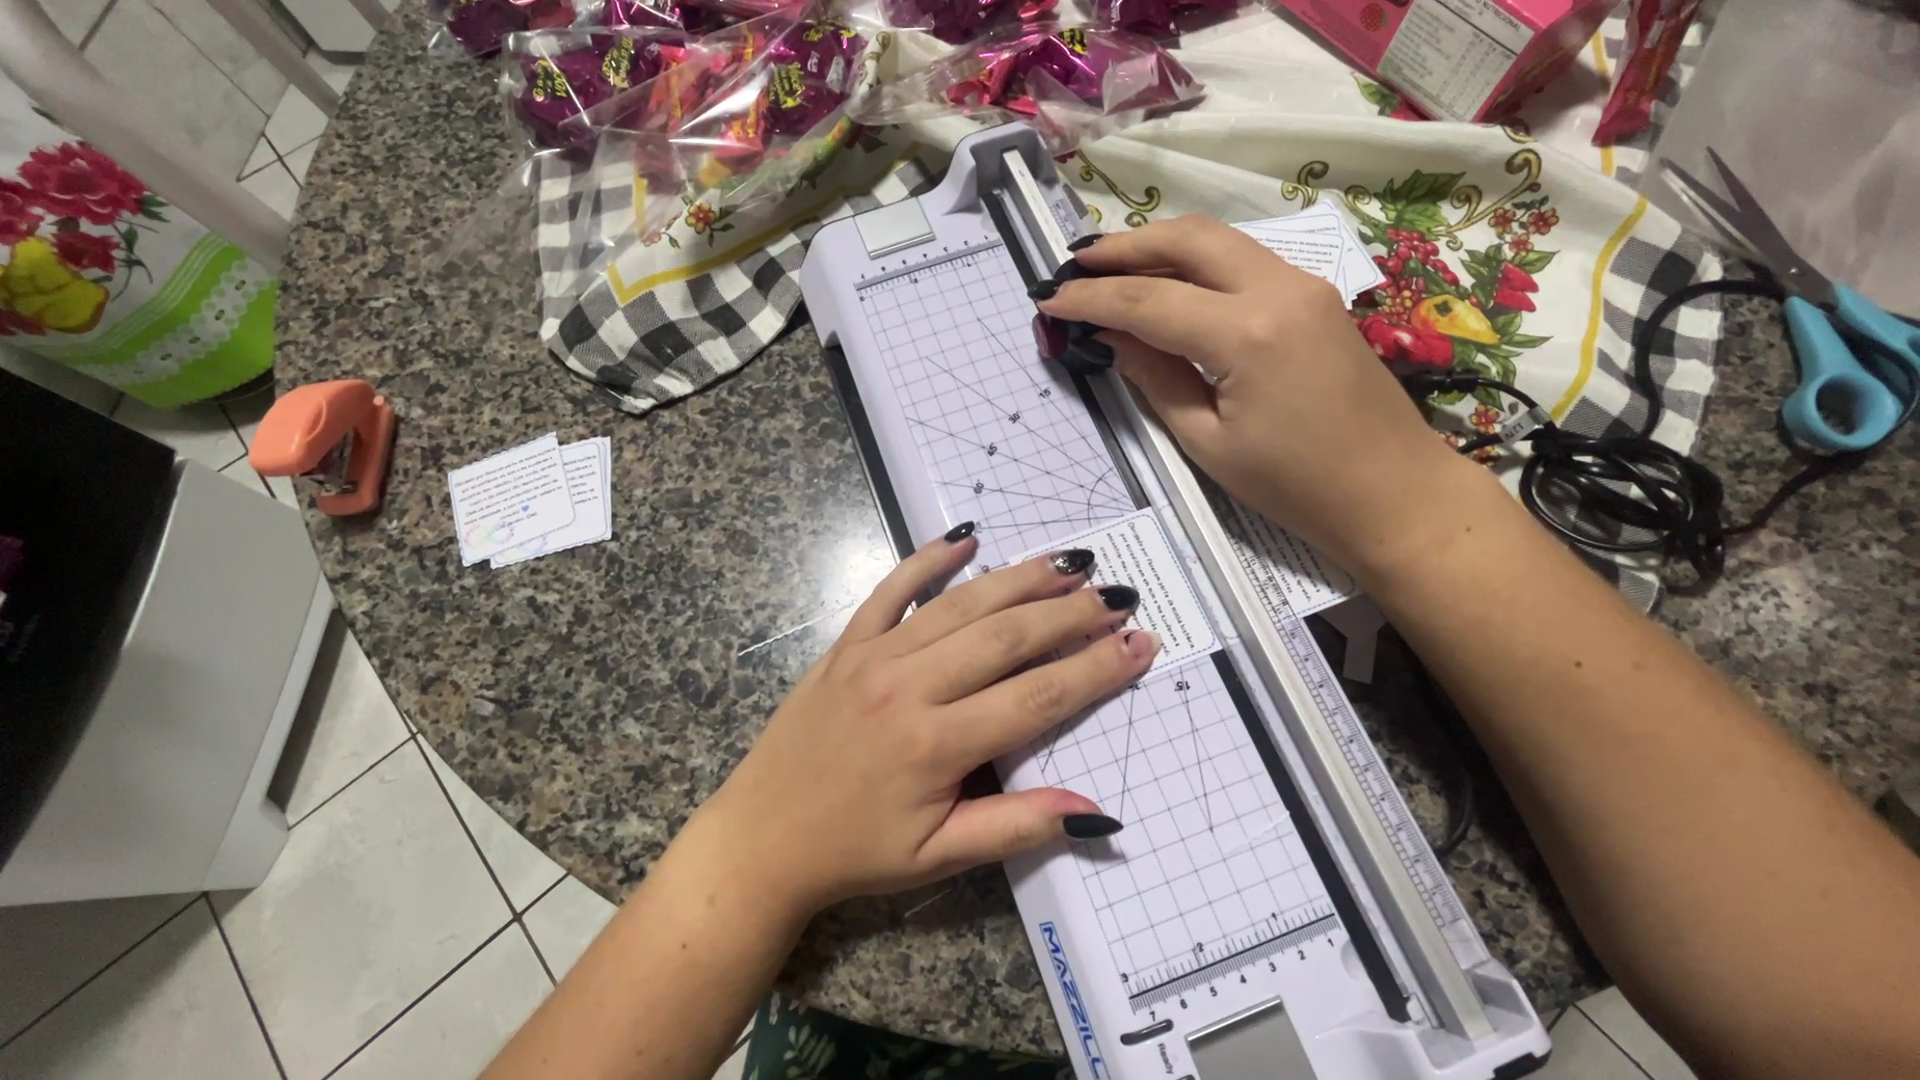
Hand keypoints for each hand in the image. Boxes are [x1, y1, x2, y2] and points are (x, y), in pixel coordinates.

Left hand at [690, 527, 1159, 918]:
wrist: (761, 837)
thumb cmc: (855, 852)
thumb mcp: (939, 856)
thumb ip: (1018, 826)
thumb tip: (1097, 813)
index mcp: (936, 744)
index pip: (1037, 697)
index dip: (1095, 669)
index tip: (1141, 643)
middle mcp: (908, 686)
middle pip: (1007, 637)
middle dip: (1070, 615)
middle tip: (1119, 597)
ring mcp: (874, 655)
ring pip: (961, 605)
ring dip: (1020, 580)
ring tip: (1069, 564)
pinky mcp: (846, 643)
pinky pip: (891, 588)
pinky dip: (929, 559)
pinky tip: (967, 537)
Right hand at [1037, 216, 1474, 573]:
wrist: (1393, 492)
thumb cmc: (1295, 486)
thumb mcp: (1208, 443)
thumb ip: (1155, 378)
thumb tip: (1113, 335)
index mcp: (1246, 334)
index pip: (1149, 299)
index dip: (1092, 297)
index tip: (1049, 299)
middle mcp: (1277, 289)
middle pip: (1187, 239)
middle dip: (1124, 246)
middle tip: (1076, 263)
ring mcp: (1303, 285)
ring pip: (1218, 239)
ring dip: (1160, 245)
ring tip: (1111, 265)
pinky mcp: (1314, 296)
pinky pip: (1242, 260)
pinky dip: (1196, 261)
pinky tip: (1168, 282)